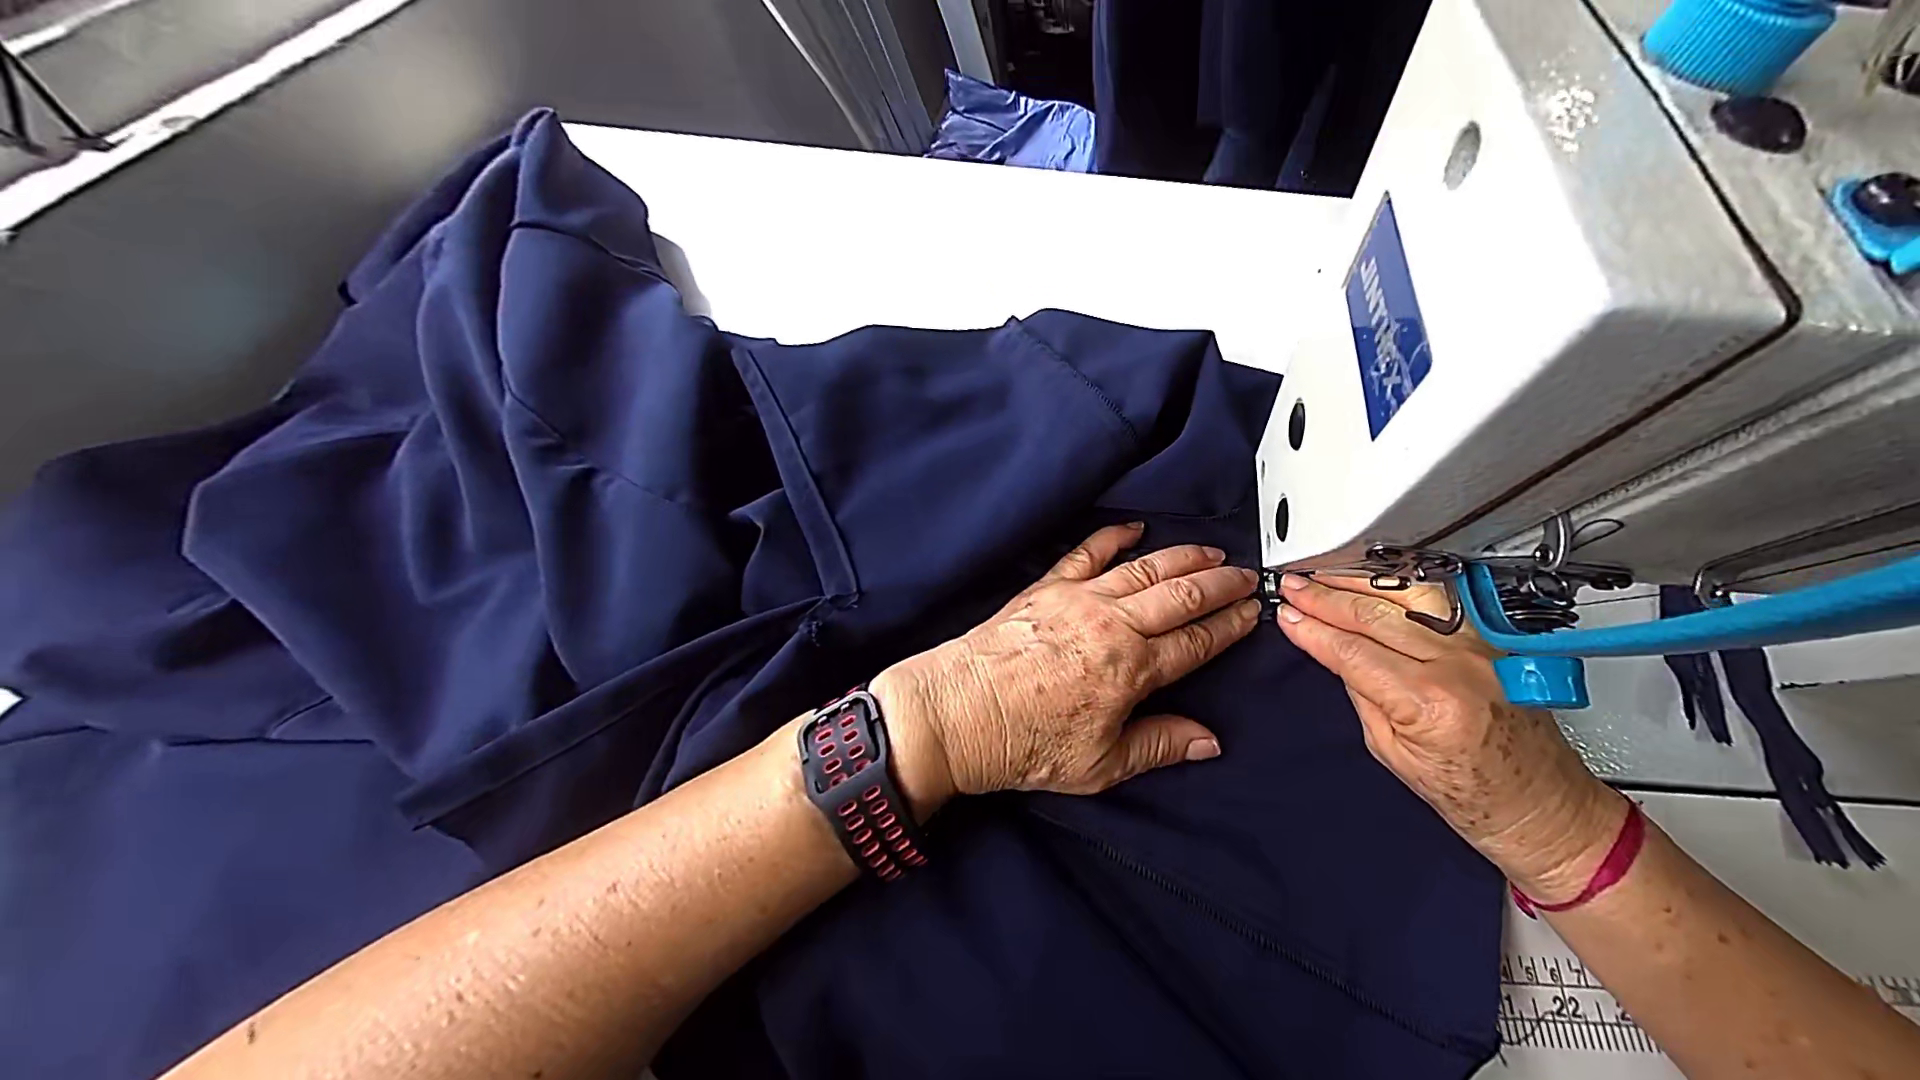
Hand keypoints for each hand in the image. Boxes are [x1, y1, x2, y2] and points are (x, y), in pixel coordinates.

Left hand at [873, 523, 1261, 811]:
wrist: (957, 714)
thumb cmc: (1024, 745)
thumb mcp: (1100, 765)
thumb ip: (1159, 745)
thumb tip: (1208, 741)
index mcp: (1131, 670)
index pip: (1197, 641)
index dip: (1230, 625)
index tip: (1253, 612)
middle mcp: (1111, 625)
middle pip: (1180, 595)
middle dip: (1220, 583)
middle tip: (1246, 576)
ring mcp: (1077, 600)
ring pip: (1143, 569)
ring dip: (1181, 558)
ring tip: (1210, 551)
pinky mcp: (1045, 589)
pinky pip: (1086, 554)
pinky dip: (1112, 539)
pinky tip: (1133, 530)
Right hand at [1273, 573, 1626, 902]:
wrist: (1542, 807)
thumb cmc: (1475, 795)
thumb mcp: (1391, 751)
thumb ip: (1362, 694)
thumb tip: (1337, 653)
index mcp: (1429, 703)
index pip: (1351, 650)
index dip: (1311, 630)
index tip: (1287, 616)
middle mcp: (1459, 667)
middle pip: (1373, 615)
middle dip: (1325, 598)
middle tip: (1293, 587)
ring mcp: (1479, 650)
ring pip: (1407, 595)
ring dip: (1358, 582)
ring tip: (1324, 575)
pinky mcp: (1489, 644)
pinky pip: (1437, 601)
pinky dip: (1396, 586)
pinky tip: (1372, 581)